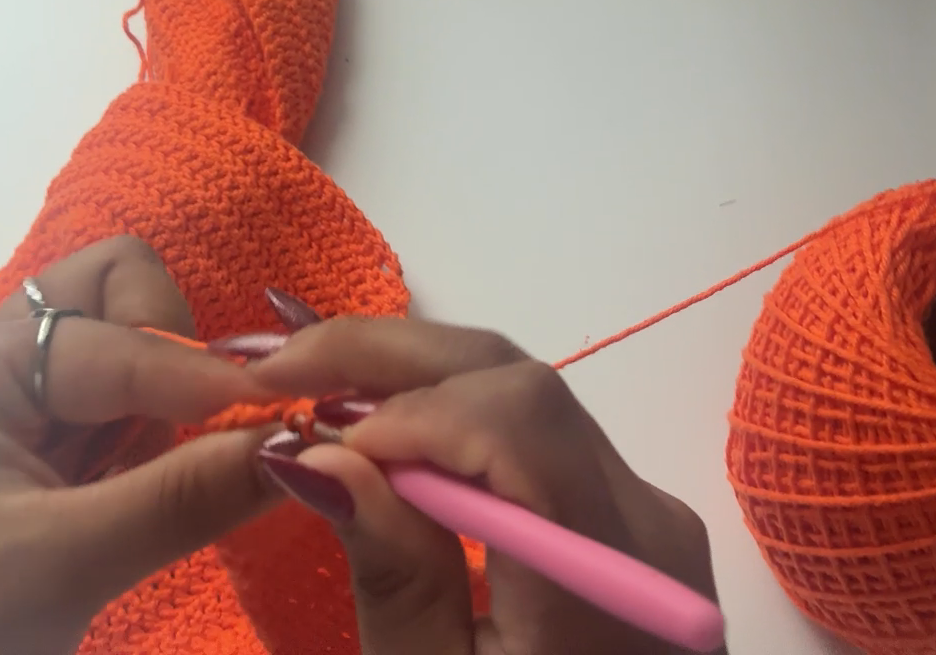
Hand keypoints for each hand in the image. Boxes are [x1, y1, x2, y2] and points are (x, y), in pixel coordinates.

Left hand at [0, 237, 277, 654]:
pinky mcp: (36, 433)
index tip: (287, 414)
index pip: (127, 334)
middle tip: (189, 427)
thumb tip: (307, 439)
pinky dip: (157, 425)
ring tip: (141, 476)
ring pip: (137, 338)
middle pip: (126, 292)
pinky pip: (130, 392)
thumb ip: (185, 497)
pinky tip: (130, 485)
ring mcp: (12, 390)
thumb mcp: (51, 571)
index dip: (208, 376)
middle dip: (177, 351)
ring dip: (168, 395)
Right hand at [248, 317, 720, 653]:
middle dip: (402, 357)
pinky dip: (459, 417)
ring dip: (425, 378)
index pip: (518, 419)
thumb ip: (394, 578)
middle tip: (288, 361)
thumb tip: (318, 454)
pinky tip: (394, 428)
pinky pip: (538, 434)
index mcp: (606, 573)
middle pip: (525, 384)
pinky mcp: (630, 512)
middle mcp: (646, 513)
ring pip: (530, 396)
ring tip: (324, 387)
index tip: (314, 436)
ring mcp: (647, 506)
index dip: (411, 409)